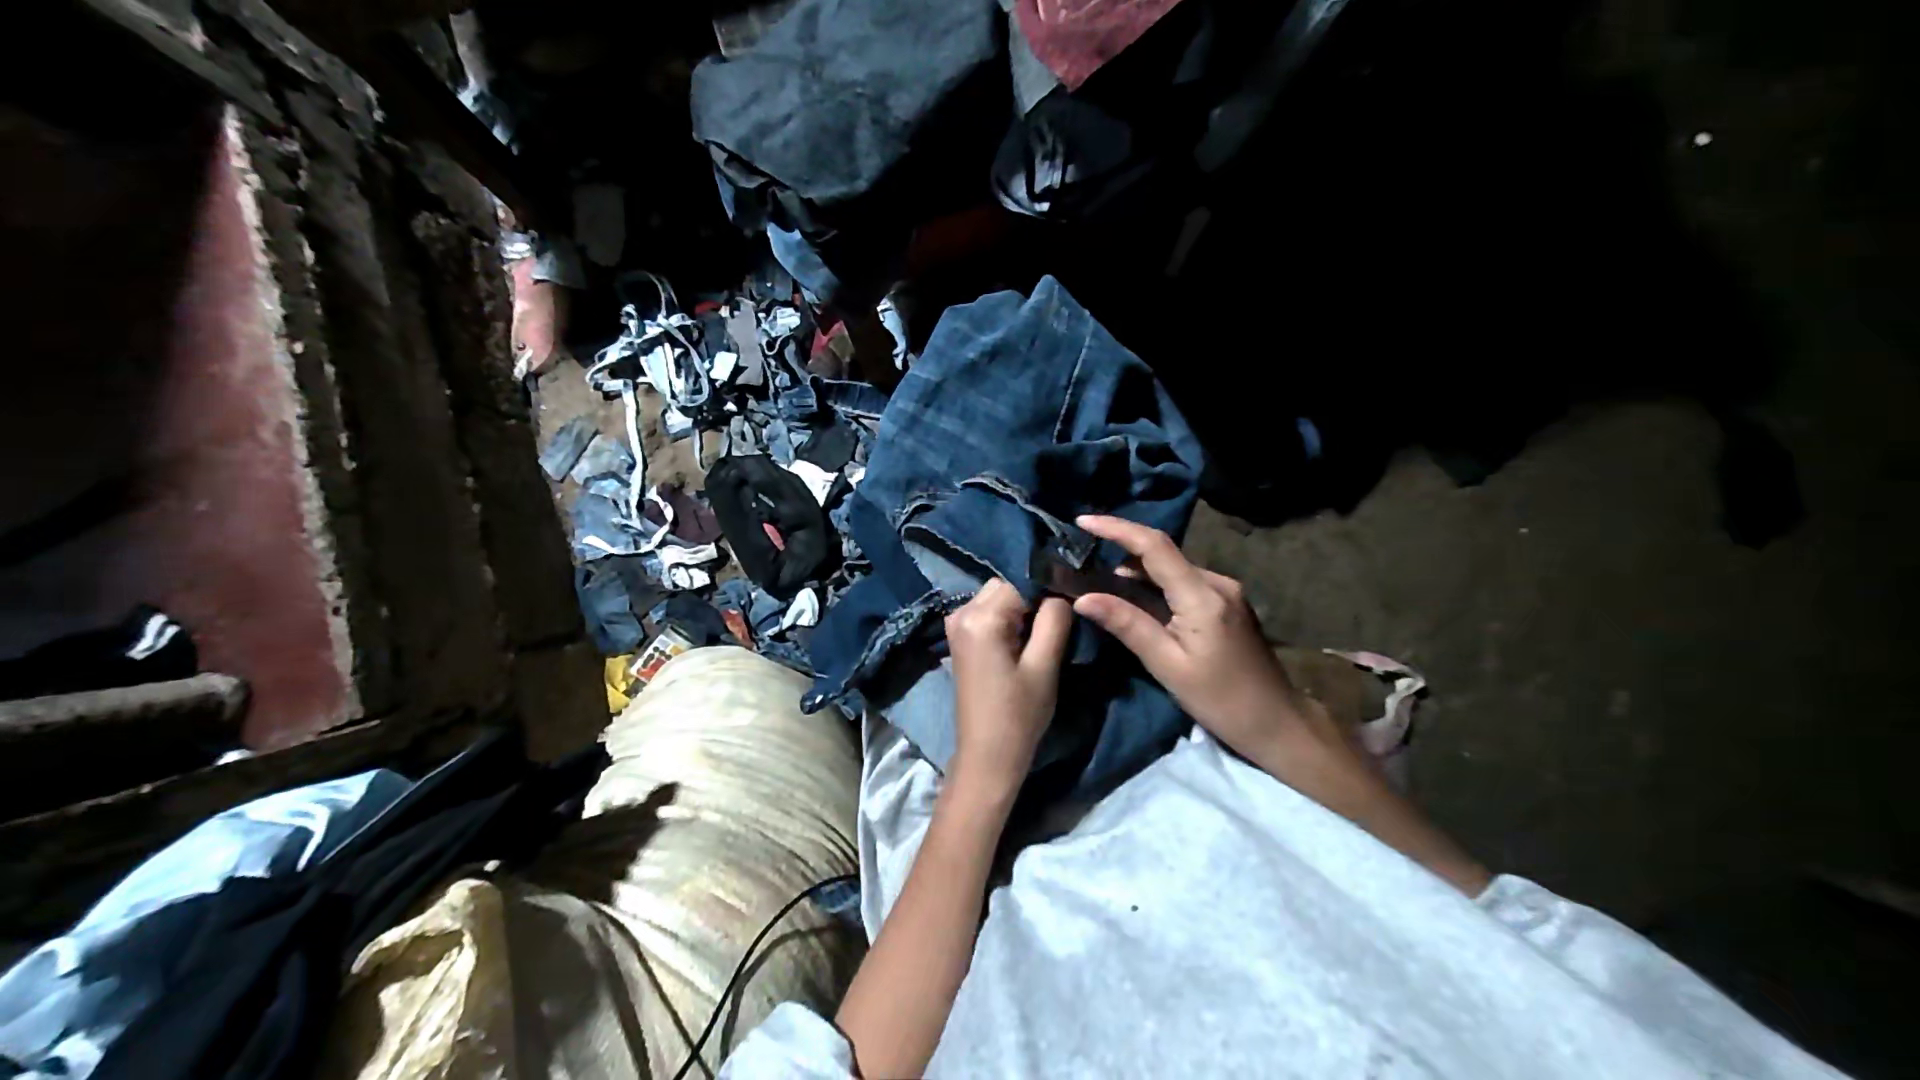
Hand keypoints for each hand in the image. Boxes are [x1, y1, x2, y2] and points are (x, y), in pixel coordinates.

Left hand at [944, 579, 1074, 800]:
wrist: (987, 754)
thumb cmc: (1018, 714)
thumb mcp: (1044, 665)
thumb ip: (1054, 620)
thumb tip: (1061, 591)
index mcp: (981, 617)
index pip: (1021, 579)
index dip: (1048, 588)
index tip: (1070, 602)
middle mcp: (962, 612)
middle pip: (1006, 584)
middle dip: (1032, 597)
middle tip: (1057, 622)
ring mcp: (956, 624)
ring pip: (998, 595)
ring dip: (1020, 607)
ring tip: (1042, 633)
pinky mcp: (960, 636)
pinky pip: (988, 611)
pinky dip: (1007, 617)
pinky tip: (1023, 640)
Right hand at [1071, 515, 1323, 763]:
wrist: (1278, 722)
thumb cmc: (1221, 700)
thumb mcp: (1167, 665)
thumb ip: (1127, 625)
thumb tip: (1082, 598)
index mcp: (1203, 596)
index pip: (1154, 547)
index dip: (1116, 528)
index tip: (1083, 521)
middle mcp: (1217, 583)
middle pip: (1162, 553)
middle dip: (1120, 548)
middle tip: (1082, 556)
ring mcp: (1226, 591)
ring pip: (1172, 568)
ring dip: (1136, 569)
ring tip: (1099, 581)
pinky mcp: (1227, 603)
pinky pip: (1184, 582)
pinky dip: (1155, 585)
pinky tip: (1134, 599)